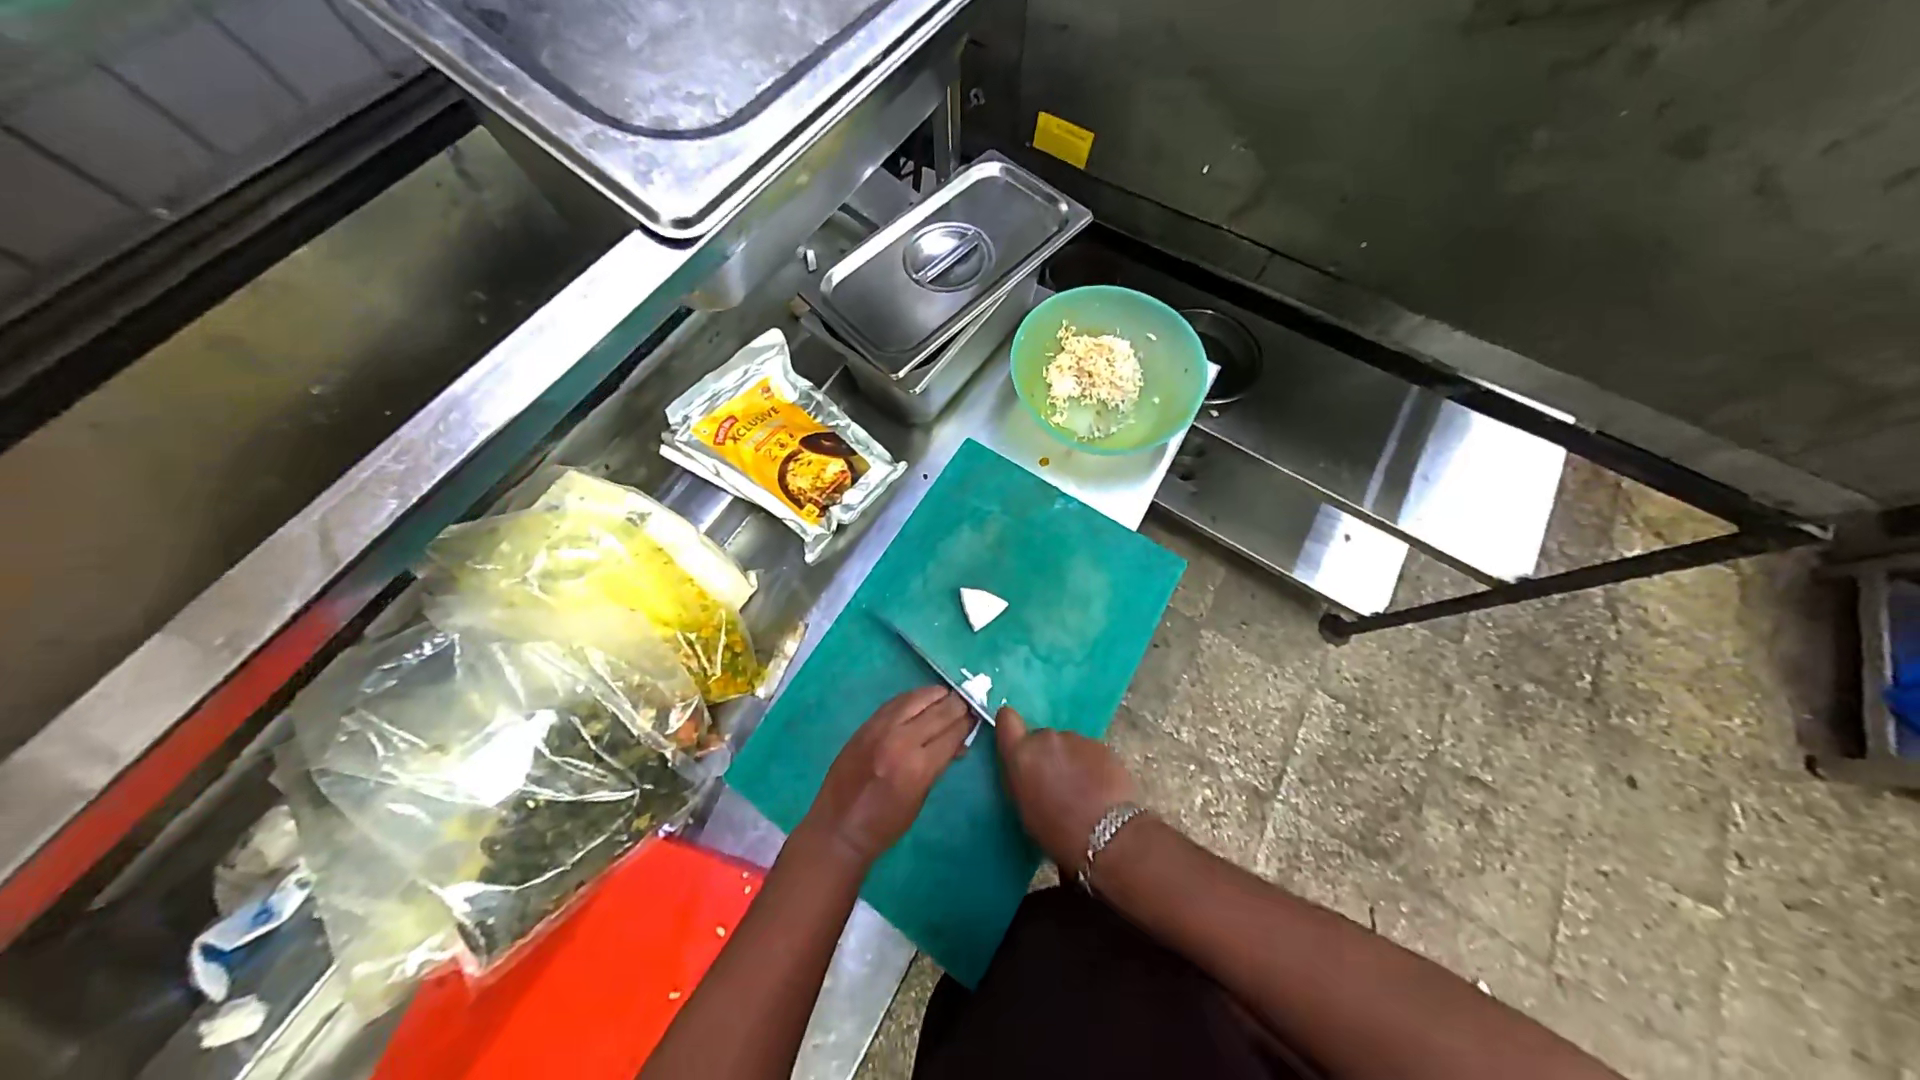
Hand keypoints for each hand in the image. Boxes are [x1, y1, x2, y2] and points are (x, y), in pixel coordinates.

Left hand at [801, 686, 973, 865]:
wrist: (838, 828)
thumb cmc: (885, 825)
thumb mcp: (921, 797)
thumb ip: (940, 764)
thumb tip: (959, 742)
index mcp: (919, 766)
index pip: (953, 732)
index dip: (969, 722)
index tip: (978, 715)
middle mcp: (901, 740)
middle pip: (939, 711)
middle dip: (958, 705)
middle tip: (969, 702)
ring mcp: (880, 729)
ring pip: (917, 698)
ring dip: (937, 696)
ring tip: (948, 696)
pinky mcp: (865, 725)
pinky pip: (895, 702)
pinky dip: (913, 698)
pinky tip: (922, 700)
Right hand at [993, 707, 1138, 875]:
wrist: (1108, 834)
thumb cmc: (1057, 831)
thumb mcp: (1024, 809)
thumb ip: (1021, 778)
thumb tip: (1028, 770)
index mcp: (1022, 754)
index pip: (1007, 719)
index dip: (1010, 726)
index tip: (1016, 740)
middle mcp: (1046, 738)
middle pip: (1040, 738)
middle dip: (1046, 755)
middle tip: (1055, 783)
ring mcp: (1076, 739)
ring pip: (1067, 745)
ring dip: (1069, 760)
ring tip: (1081, 789)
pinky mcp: (1102, 745)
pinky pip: (1089, 752)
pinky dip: (1091, 765)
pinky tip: (1099, 789)